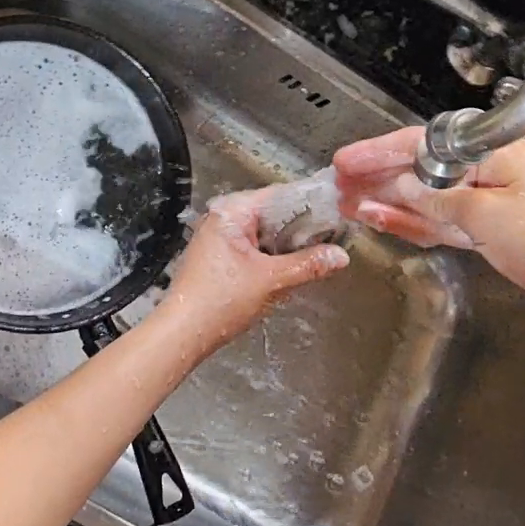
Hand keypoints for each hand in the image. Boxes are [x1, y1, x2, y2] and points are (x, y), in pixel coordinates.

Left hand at [156, 188, 349, 351]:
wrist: (182, 331)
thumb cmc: (222, 300)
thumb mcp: (271, 281)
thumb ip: (308, 265)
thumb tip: (342, 255)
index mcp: (232, 210)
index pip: (280, 195)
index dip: (310, 203)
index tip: (338, 213)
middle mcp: (223, 216)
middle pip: (272, 213)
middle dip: (302, 227)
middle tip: (335, 237)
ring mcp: (219, 236)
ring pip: (264, 232)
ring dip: (288, 244)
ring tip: (321, 252)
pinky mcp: (219, 255)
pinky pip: (253, 247)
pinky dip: (272, 255)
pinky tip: (293, 266)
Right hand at [333, 131, 524, 331]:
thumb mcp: (487, 217)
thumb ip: (436, 200)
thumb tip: (402, 187)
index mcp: (495, 154)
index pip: (423, 145)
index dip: (378, 153)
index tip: (345, 162)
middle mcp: (492, 173)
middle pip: (422, 170)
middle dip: (378, 179)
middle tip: (338, 186)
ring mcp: (494, 204)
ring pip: (429, 198)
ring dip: (389, 202)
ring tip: (350, 204)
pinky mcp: (496, 233)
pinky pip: (444, 222)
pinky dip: (415, 223)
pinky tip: (384, 221)